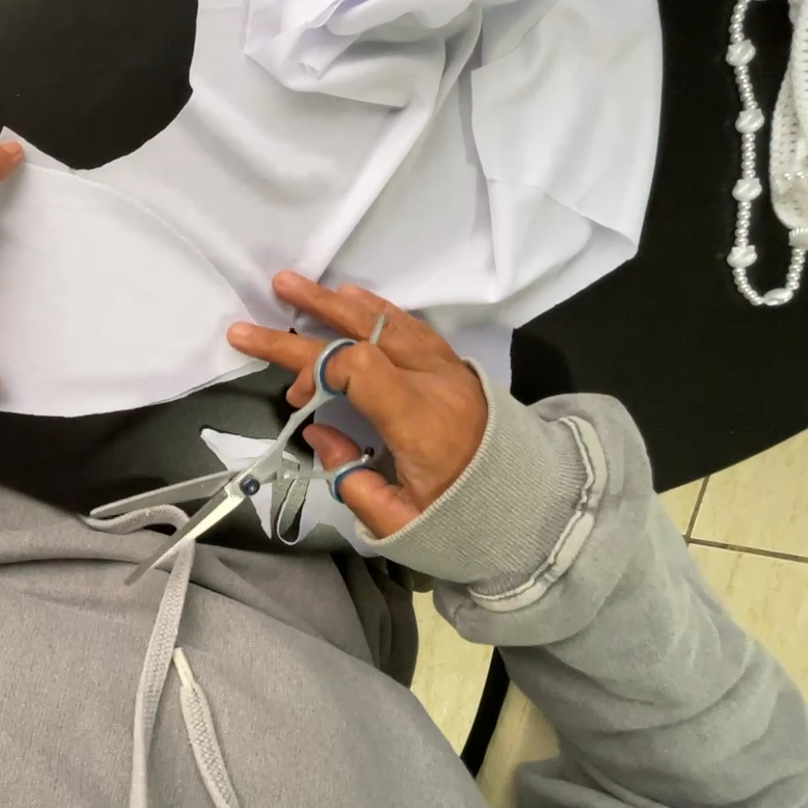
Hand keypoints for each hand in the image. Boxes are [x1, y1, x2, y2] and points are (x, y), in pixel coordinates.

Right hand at [226, 272, 487, 537]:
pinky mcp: (453, 366)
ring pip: (388, 320)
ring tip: (295, 286)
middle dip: (311, 314)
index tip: (297, 399)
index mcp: (420, 421)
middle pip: (366, 332)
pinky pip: (410, 324)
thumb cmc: (464, 519)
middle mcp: (435, 383)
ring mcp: (448, 369)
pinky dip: (375, 308)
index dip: (315, 369)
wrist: (537, 509)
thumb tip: (317, 432)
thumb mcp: (398, 522)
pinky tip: (350, 296)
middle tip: (269, 297)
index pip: (360, 366)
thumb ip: (349, 478)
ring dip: (336, 302)